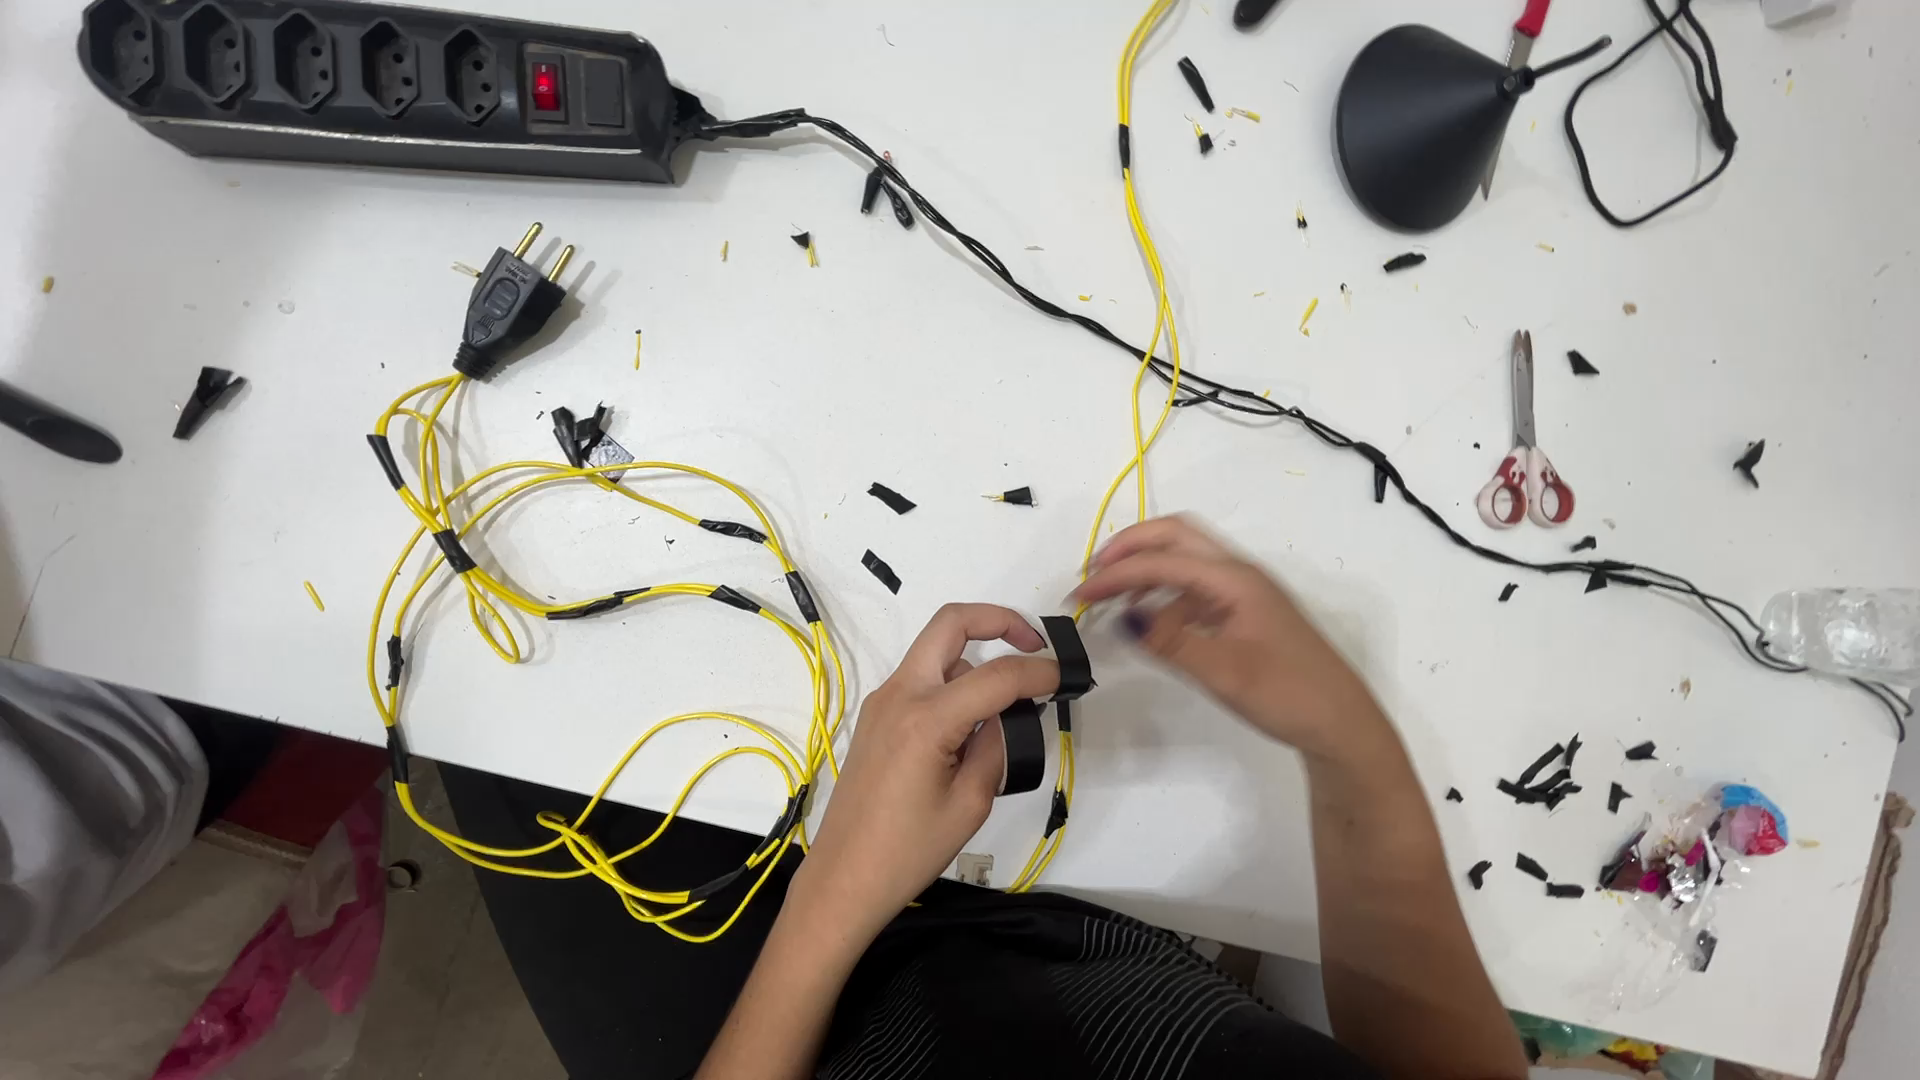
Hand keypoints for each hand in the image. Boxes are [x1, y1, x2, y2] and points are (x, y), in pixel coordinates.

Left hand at [794, 604, 1059, 940]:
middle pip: (951, 622)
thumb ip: (996, 745)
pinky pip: (923, 677)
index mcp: (925, 719)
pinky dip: (954, 681)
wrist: (842, 879)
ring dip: (975, 657)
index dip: (1038, 672)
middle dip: (999, 619)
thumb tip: (1010, 712)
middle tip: (1035, 644)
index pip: (996, 676)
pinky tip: (972, 724)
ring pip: (936, 649)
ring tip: (1006, 707)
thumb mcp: (970, 803)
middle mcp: (899, 694)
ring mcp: (883, 700)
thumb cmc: (908, 852)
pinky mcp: (877, 715)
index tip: (1064, 679)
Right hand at [1070, 515, 1384, 760]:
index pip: (1163, 560)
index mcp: (1235, 579)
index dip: (1117, 573)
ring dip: (1145, 564)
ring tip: (1110, 591)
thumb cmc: (1287, 695)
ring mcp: (1242, 590)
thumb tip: (1124, 616)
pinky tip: (1148, 617)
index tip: (1080, 594)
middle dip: (1129, 545)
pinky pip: (1193, 584)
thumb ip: (1171, 641)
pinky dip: (1162, 591)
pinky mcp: (1242, 609)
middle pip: (1175, 534)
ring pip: (1185, 556)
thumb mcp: (1224, 673)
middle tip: (1094, 572)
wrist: (1341, 723)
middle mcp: (1238, 573)